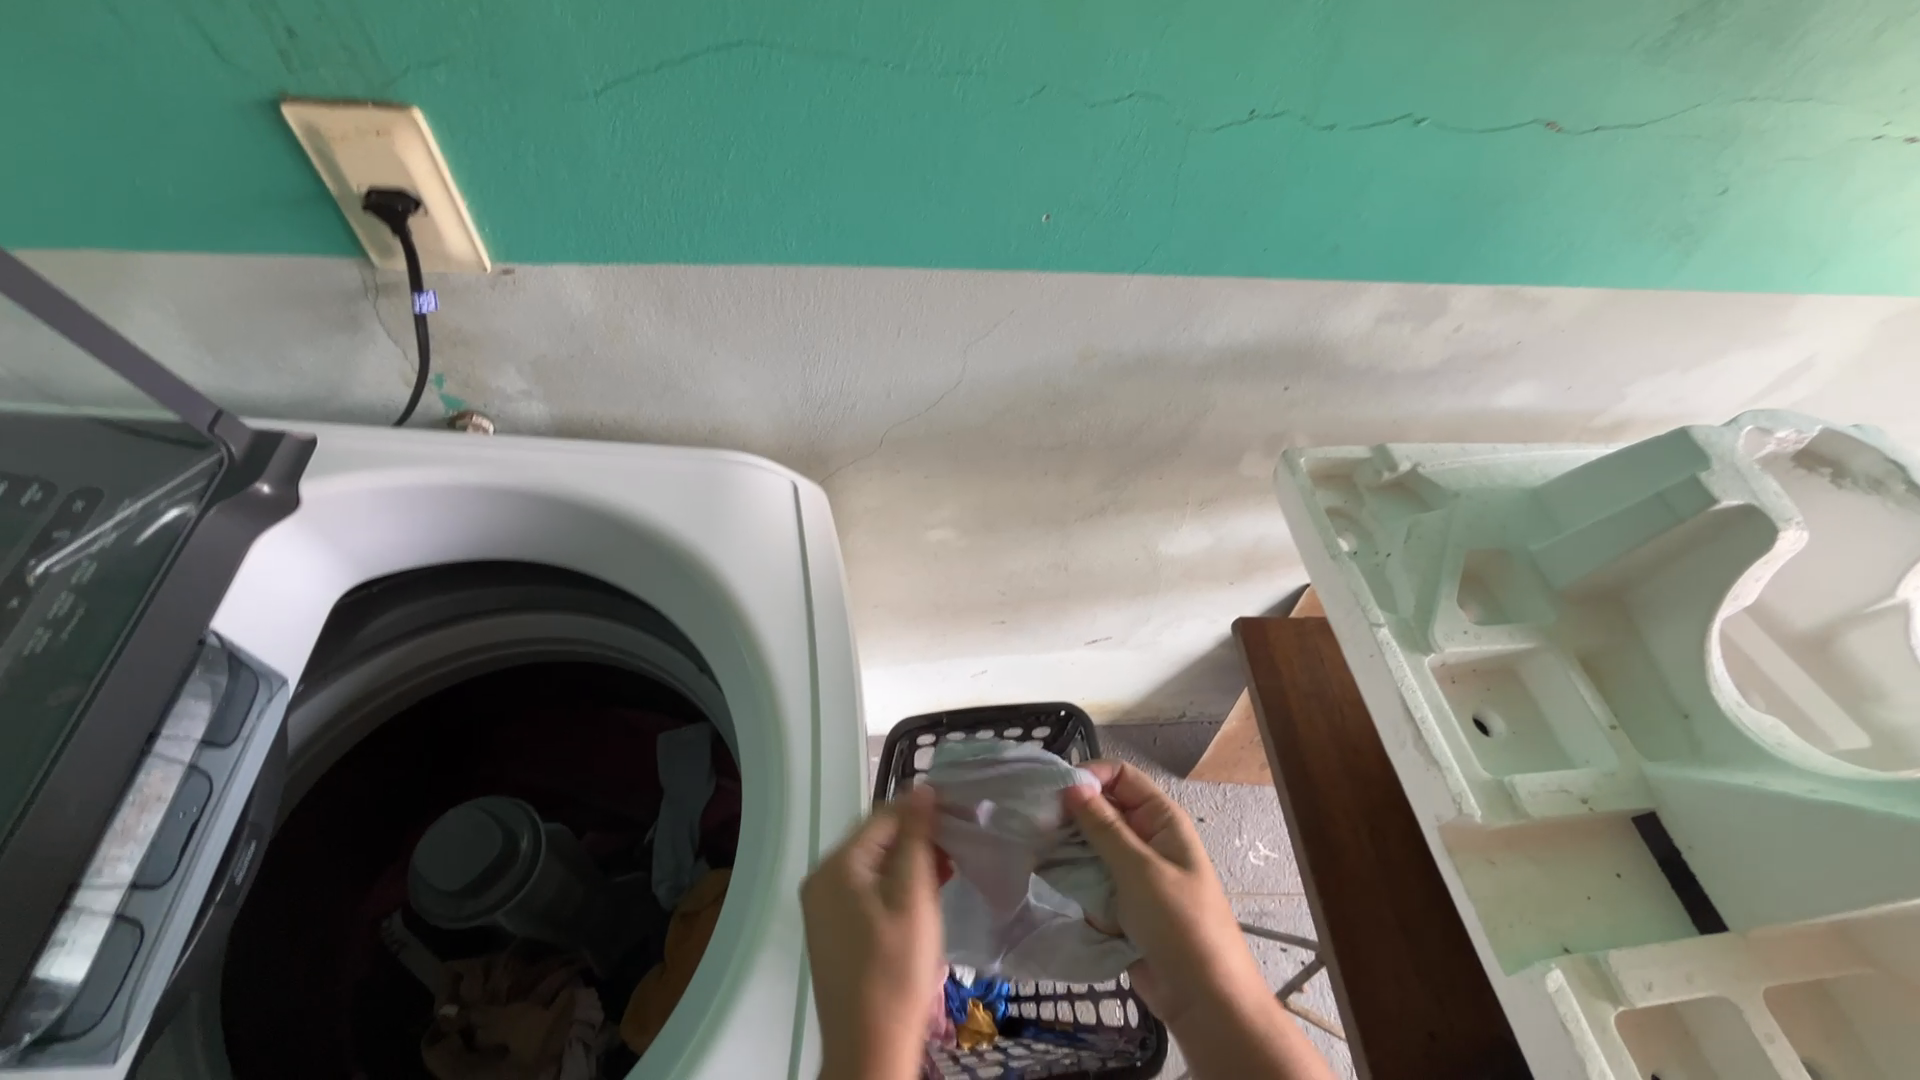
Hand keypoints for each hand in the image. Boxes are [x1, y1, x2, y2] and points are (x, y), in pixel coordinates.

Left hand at [802, 786, 943, 1079]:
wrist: (868, 1046)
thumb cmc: (895, 968)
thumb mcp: (914, 896)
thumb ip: (916, 838)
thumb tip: (921, 788)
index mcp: (836, 866)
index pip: (883, 817)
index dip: (922, 810)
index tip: (960, 812)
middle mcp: (820, 879)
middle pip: (875, 841)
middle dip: (917, 838)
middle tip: (958, 847)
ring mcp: (822, 907)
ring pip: (872, 866)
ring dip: (908, 863)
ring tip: (946, 871)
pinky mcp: (832, 930)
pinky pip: (865, 890)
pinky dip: (894, 887)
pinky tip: (923, 897)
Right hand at [1062, 760, 1266, 1027]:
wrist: (1202, 999)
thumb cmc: (1179, 924)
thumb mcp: (1139, 869)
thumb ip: (1103, 827)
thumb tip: (1072, 784)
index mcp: (1162, 820)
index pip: (1121, 777)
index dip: (1090, 776)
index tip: (1053, 791)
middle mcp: (1145, 838)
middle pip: (1101, 810)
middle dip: (1071, 815)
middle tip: (1035, 822)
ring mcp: (1131, 871)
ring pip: (1089, 845)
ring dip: (1068, 850)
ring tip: (1036, 850)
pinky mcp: (1118, 901)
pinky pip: (1088, 877)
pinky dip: (1073, 880)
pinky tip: (1048, 879)